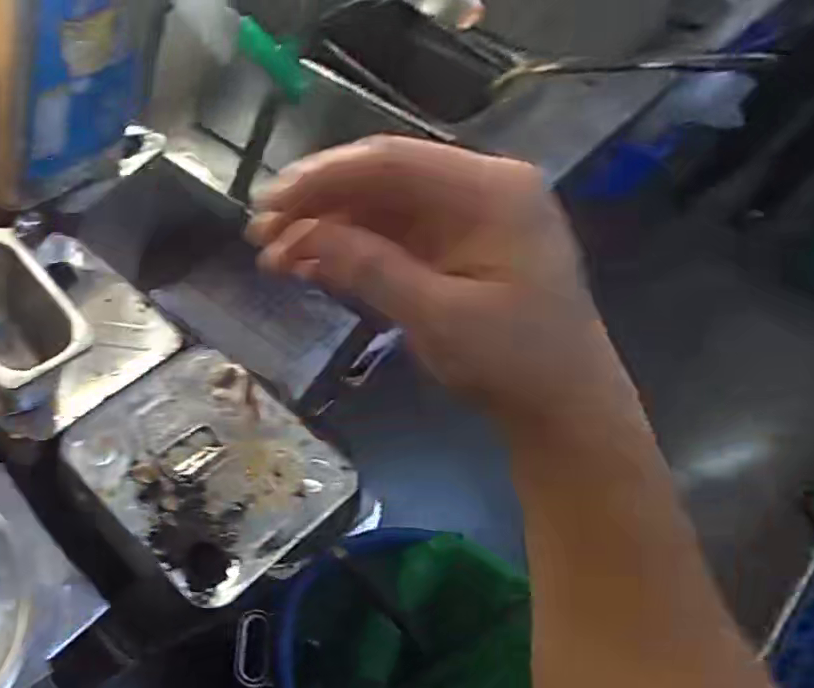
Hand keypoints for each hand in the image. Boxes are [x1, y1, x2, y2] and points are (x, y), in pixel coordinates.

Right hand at [247, 136, 642, 435]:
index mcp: (487, 191)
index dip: (322, 179)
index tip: (268, 203)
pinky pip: (384, 240)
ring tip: (270, 258)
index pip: (390, 164)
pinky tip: (304, 267)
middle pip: (379, 181)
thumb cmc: (508, 357)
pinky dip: (342, 252)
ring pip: (375, 210)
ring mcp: (458, 222)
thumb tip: (304, 239)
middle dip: (315, 204)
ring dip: (321, 230)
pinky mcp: (444, 252)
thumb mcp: (436, 315)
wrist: (555, 398)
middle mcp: (474, 191)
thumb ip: (371, 270)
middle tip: (258, 233)